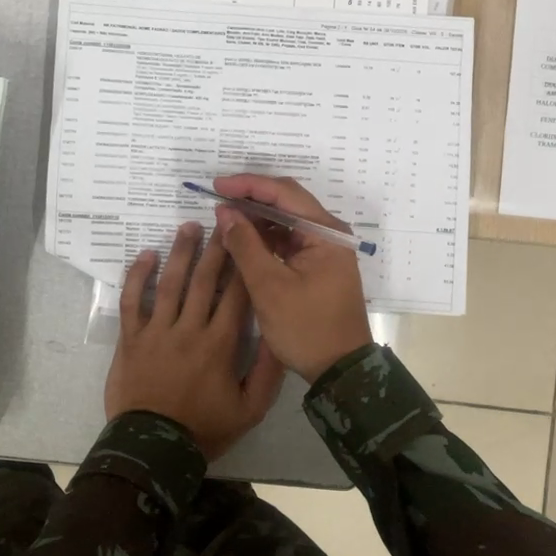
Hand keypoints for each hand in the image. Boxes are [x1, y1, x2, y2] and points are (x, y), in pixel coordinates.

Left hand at [105, 221, 286, 460]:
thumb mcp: (250, 410)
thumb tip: (283, 336)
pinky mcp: (130, 338)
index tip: (252, 239)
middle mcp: (189, 329)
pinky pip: (132, 300)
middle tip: (222, 221)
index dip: (245, 263)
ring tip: (189, 226)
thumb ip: (268, 373)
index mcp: (220, 344)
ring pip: (169, 282)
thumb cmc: (204, 430)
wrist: (153, 449)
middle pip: (204, 280)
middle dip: (215, 248)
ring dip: (180, 251)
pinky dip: (137, 275)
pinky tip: (146, 254)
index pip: (237, 294)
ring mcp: (156, 331)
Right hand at [212, 175, 373, 382]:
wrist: (340, 369)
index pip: (284, 193)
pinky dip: (265, 236)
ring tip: (224, 219)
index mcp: (325, 233)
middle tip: (216, 200)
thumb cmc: (306, 328)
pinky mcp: (317, 264)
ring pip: (286, 220)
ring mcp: (325, 249)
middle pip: (287, 202)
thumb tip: (225, 213)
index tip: (216, 186)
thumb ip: (245, 245)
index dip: (248, 185)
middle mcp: (329, 233)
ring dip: (256, 217)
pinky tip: (242, 239)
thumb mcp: (269, 287)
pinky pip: (288, 239)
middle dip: (250, 198)